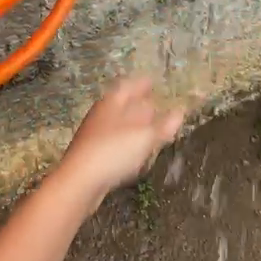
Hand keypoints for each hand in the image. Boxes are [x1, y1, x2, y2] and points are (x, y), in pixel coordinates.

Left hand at [52, 78, 183, 203]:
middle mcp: (102, 113)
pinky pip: (114, 139)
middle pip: (122, 102)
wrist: (79, 180)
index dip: (141, 83)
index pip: (128, 86)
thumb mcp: (144, 138)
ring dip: (133, 122)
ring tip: (148, 125)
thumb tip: (180, 111)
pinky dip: (127, 139)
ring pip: (118, 121)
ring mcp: (95, 132)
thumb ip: (163, 125)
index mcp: (112, 102)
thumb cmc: (113, 151)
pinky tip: (133, 149)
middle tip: (154, 102)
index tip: (152, 80)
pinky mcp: (92, 152)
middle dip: (138, 102)